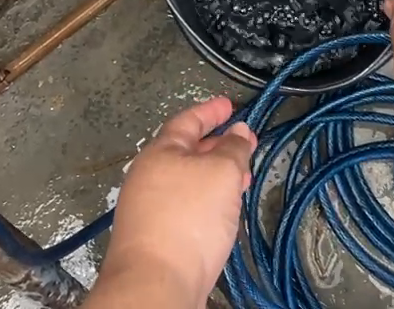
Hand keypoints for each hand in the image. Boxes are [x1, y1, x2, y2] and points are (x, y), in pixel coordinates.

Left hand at [94, 97, 255, 308]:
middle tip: (245, 144)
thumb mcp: (221, 173)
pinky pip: (185, 206)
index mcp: (160, 152)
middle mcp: (149, 177)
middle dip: (218, 146)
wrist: (156, 287)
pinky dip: (207, 200)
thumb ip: (234, 148)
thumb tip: (239, 132)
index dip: (211, 111)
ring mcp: (149, 209)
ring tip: (242, 180)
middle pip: (187, 151)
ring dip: (216, 176)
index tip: (229, 105)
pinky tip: (223, 212)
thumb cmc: (188, 219)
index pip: (187, 120)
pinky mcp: (155, 239)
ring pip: (188, 181)